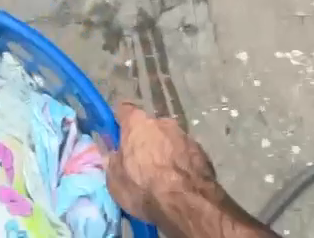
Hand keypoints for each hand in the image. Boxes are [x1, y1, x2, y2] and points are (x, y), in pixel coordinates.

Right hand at [105, 102, 219, 230]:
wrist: (187, 204)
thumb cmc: (144, 188)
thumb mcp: (115, 180)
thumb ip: (112, 161)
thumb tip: (112, 154)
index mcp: (136, 122)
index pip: (124, 110)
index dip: (121, 122)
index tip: (119, 136)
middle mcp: (161, 121)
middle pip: (149, 126)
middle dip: (146, 140)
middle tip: (143, 163)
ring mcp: (184, 135)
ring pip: (169, 139)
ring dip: (166, 152)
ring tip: (164, 176)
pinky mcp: (202, 152)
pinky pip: (186, 154)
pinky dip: (182, 163)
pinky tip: (180, 182)